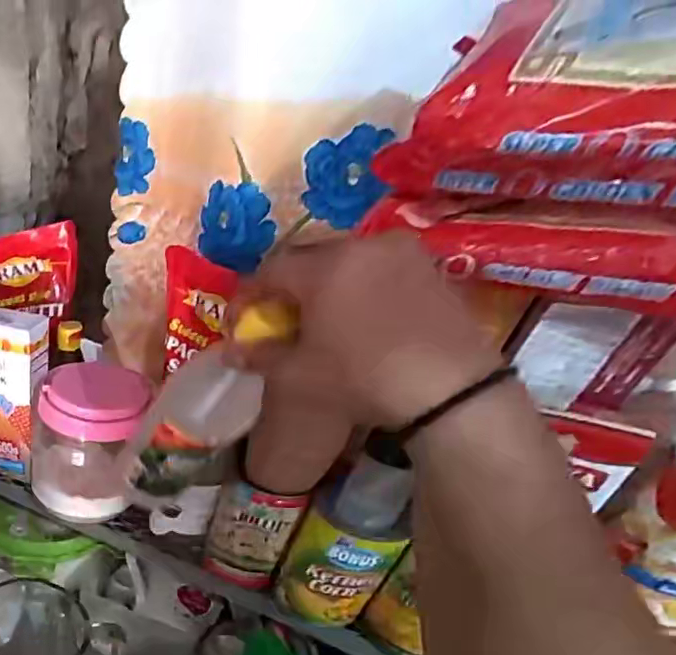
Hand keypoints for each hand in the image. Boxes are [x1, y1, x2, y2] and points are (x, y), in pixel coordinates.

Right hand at [229, 233, 501, 429]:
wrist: (446, 387)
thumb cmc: (359, 377)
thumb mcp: (296, 375)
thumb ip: (259, 356)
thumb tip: (229, 352)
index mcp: (325, 267)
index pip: (270, 269)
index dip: (247, 296)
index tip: (239, 323)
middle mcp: (363, 245)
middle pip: (308, 256)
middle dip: (285, 286)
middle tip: (275, 318)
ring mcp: (402, 252)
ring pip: (345, 259)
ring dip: (321, 284)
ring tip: (315, 318)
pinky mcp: (429, 266)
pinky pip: (377, 267)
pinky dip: (355, 286)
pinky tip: (354, 318)